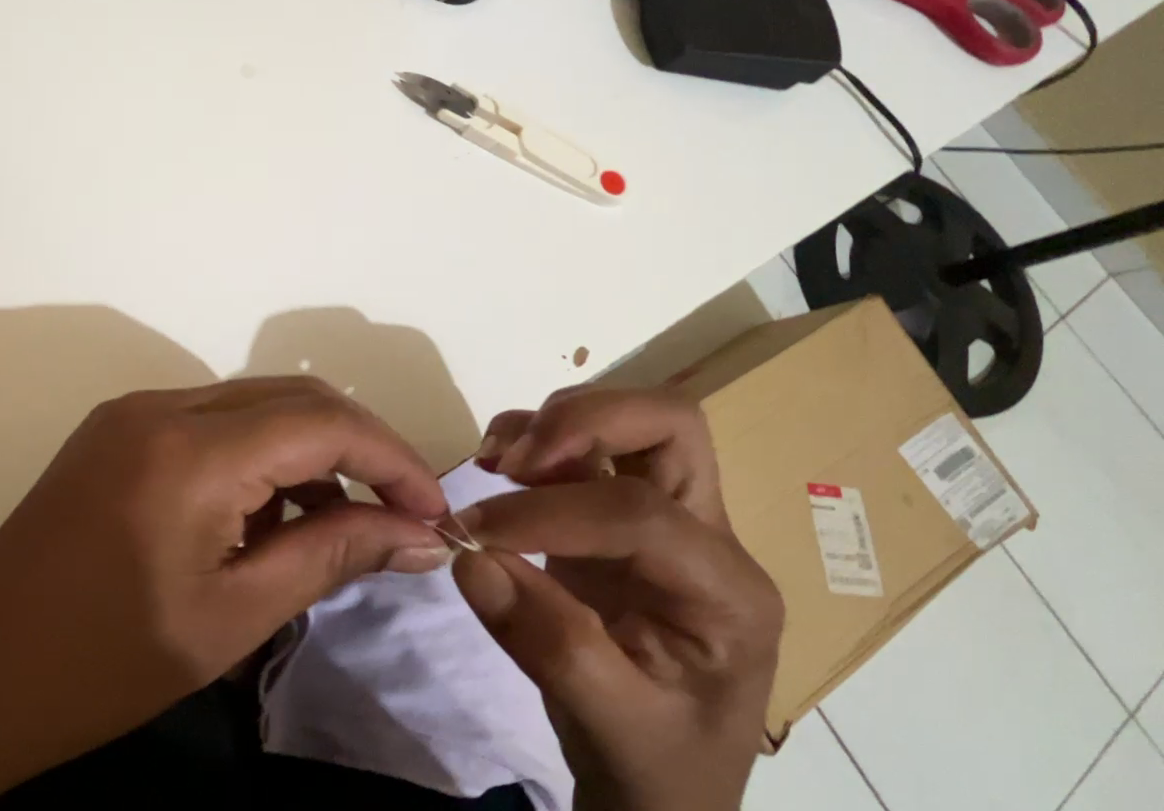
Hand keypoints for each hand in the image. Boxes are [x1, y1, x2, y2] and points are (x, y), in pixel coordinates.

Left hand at [0, 377, 450, 792]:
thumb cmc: (110, 661)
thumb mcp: (237, 614)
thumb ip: (333, 554)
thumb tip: (418, 534)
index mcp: (191, 451)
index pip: (323, 421)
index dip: (392, 458)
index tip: (432, 513)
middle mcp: (161, 406)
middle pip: (291, 397)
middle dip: (357, 447)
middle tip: (398, 514)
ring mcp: (131, 412)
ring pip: (251, 405)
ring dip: (306, 451)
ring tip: (335, 525)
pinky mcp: (114, 430)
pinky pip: (209, 422)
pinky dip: (255, 455)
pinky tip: (267, 514)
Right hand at [453, 391, 781, 810]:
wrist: (662, 784)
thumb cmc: (654, 761)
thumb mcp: (609, 724)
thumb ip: (549, 643)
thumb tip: (471, 556)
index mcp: (726, 592)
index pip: (642, 514)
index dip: (553, 511)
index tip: (476, 531)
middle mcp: (708, 539)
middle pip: (669, 425)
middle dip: (584, 423)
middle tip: (512, 462)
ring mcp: (665, 521)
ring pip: (631, 423)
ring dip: (557, 423)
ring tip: (497, 461)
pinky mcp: (618, 519)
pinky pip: (589, 448)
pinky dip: (538, 437)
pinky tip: (498, 464)